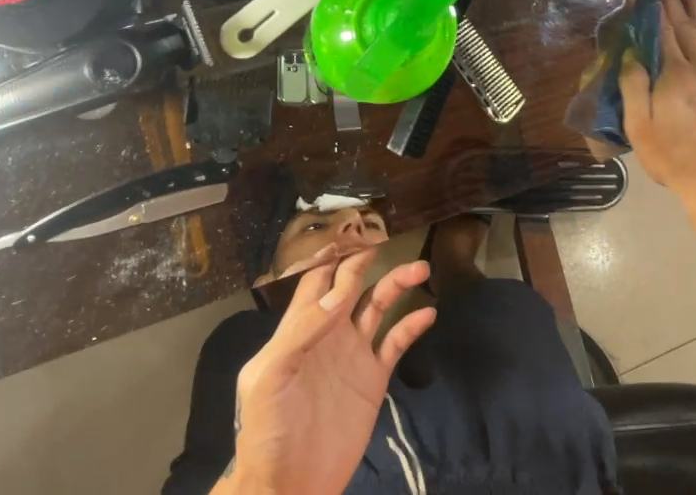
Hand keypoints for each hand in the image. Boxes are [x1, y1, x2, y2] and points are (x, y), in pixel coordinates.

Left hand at [226, 250, 436, 494]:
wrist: (289, 486)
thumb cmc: (267, 431)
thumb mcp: (270, 376)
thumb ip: (303, 330)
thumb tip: (341, 290)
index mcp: (299, 329)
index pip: (317, 280)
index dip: (334, 253)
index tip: (355, 227)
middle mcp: (329, 333)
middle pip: (352, 285)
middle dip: (368, 259)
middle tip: (390, 233)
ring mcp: (353, 355)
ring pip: (378, 306)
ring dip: (397, 285)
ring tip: (420, 268)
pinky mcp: (373, 379)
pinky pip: (395, 343)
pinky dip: (411, 325)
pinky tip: (427, 312)